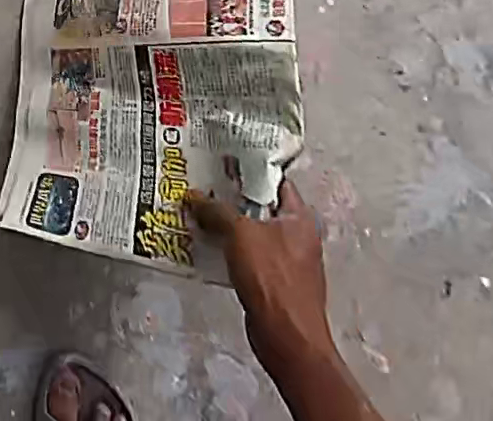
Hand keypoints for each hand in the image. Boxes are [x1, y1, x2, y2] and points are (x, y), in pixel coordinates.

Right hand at [185, 178, 334, 377]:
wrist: (286, 335)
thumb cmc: (270, 276)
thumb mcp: (239, 232)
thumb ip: (215, 209)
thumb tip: (193, 196)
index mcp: (299, 219)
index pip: (275, 181)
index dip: (249, 167)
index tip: (221, 157)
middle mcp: (296, 235)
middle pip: (259, 204)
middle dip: (230, 194)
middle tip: (200, 179)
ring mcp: (285, 258)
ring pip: (250, 228)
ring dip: (225, 219)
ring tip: (195, 205)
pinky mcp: (272, 278)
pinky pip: (245, 250)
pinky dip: (226, 242)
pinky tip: (203, 237)